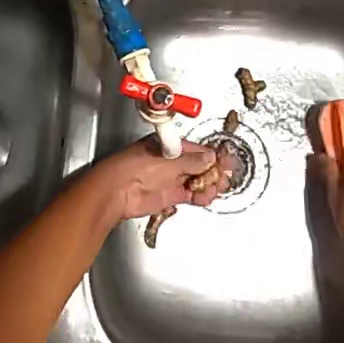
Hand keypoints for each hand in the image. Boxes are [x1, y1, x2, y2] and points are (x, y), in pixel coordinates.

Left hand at [81, 138, 218, 223]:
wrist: (117, 190)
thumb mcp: (169, 159)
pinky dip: (200, 196)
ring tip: (217, 188)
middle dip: (213, 171)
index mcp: (168, 146)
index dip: (212, 155)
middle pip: (198, 165)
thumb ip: (192, 160)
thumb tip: (210, 157)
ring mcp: (169, 178)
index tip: (226, 160)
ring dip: (209, 184)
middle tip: (225, 176)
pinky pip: (190, 194)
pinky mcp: (168, 195)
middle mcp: (170, 161)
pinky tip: (207, 197)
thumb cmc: (134, 167)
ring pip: (196, 180)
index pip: (196, 149)